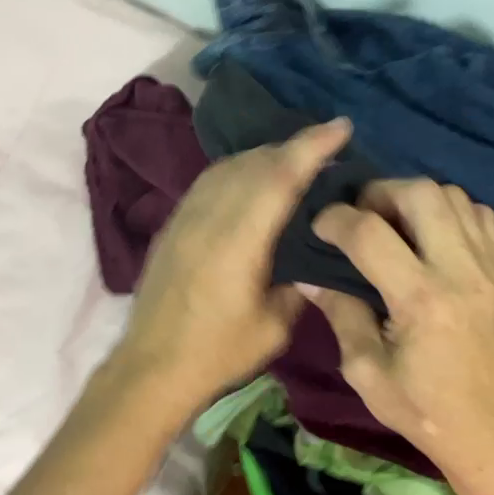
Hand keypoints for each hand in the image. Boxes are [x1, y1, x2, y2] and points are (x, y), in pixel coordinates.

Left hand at [115, 118, 352, 406]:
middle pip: (254, 163)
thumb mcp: (273, 326)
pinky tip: (250, 183)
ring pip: (227, 168)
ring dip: (263, 157)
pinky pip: (209, 182)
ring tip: (292, 161)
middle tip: (326, 147)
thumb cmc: (217, 353)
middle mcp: (209, 216)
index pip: (280, 176)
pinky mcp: (172, 227)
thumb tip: (309, 263)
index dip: (312, 146)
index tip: (341, 127)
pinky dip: (237, 172)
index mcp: (239, 239)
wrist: (151, 367)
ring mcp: (185, 218)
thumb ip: (296, 287)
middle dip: (292, 147)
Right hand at [306, 180, 493, 492]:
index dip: (336, 220)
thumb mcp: (366, 372)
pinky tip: (430, 237)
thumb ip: (342, 315)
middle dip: (379, 194)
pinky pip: (480, 217)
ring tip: (392, 224)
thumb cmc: (422, 411)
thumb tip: (311, 277)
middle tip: (359, 217)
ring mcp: (488, 269)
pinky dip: (451, 213)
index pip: (370, 233)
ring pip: (454, 196)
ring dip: (415, 199)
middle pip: (420, 194)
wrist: (490, 432)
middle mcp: (460, 272)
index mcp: (421, 301)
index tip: (319, 227)